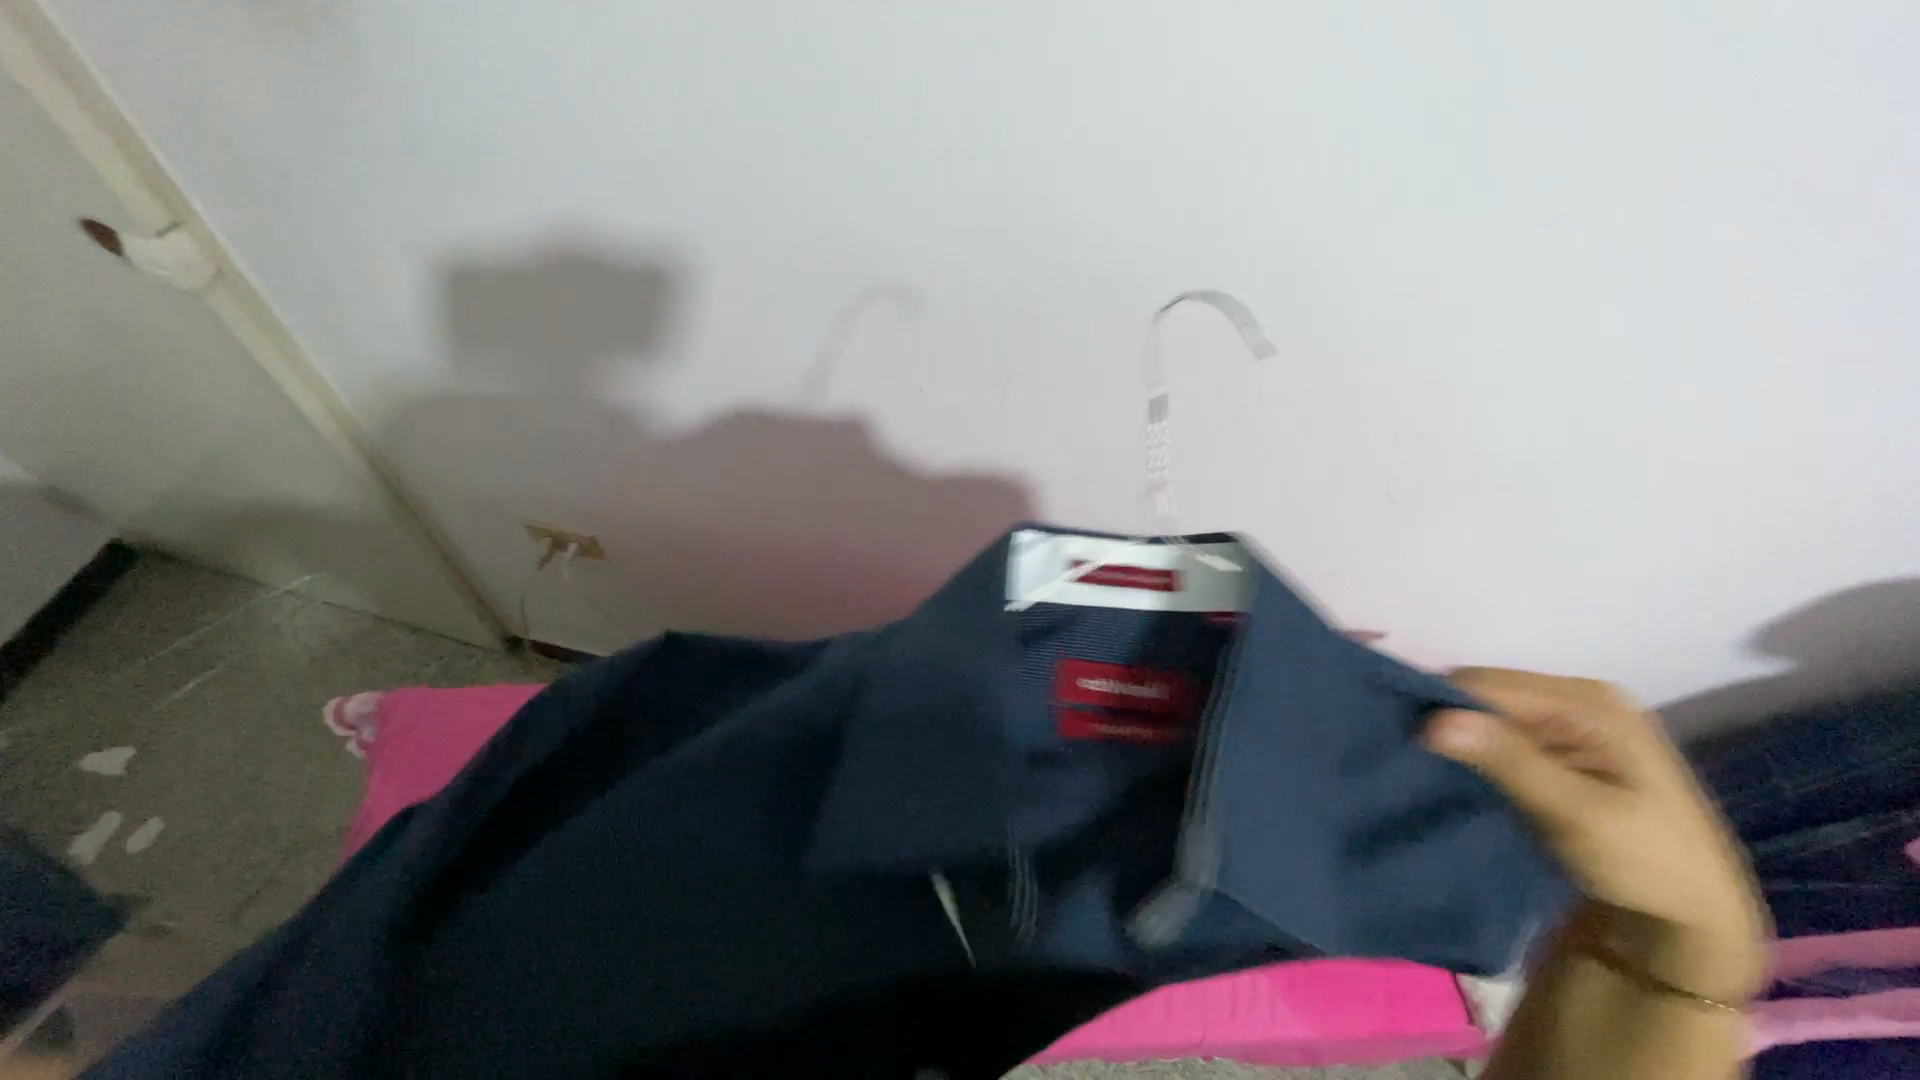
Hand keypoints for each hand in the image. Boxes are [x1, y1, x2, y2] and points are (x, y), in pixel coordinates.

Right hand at [1423, 668, 1769, 1001]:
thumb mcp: (1578, 814)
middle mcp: (1577, 698)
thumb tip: (1434, 720)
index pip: (1486, 684)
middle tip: (1409, 759)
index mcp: (1589, 702)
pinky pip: (1497, 734)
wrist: (1691, 916)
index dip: (1440, 706)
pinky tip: (1455, 773)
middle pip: (1482, 692)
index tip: (1401, 742)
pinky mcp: (1556, 747)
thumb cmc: (1646, 864)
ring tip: (1424, 767)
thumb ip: (1510, 762)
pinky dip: (1472, 751)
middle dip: (1446, 720)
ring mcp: (1567, 722)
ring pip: (1485, 713)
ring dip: (1456, 738)